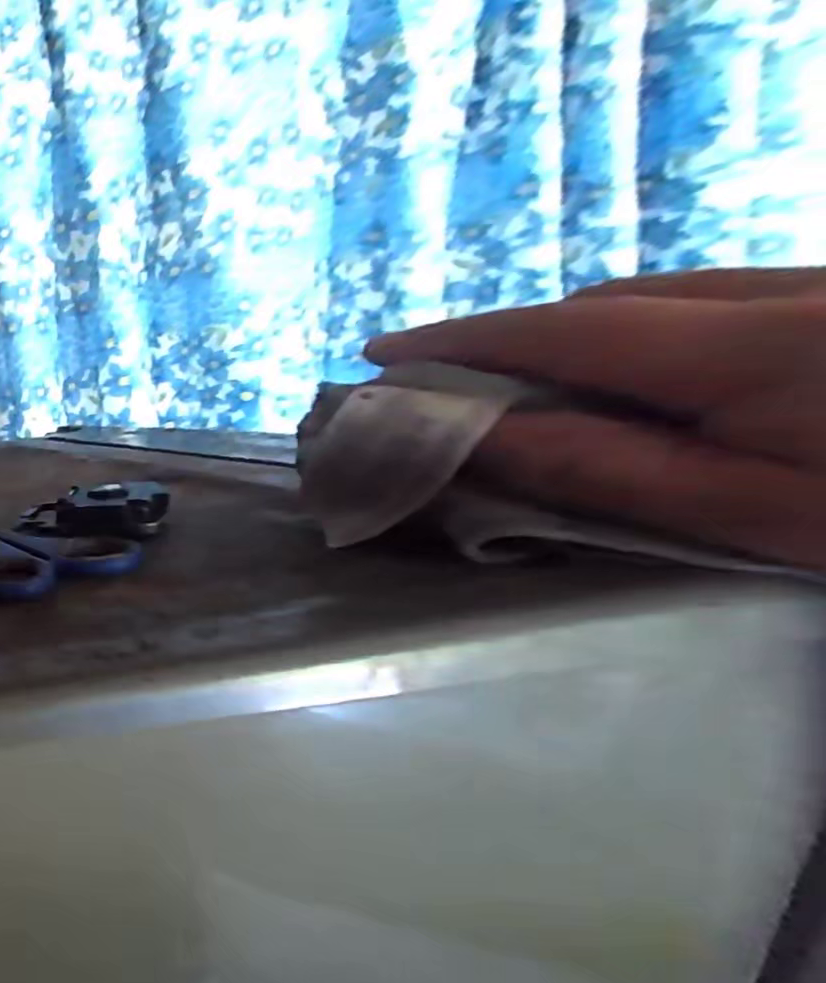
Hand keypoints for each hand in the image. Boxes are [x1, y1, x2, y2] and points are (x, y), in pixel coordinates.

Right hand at [365, 268, 825, 571]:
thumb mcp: (749, 513)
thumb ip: (603, 466)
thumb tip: (471, 432)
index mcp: (757, 344)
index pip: (563, 329)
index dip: (460, 339)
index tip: (378, 354)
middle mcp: (794, 289)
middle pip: (609, 301)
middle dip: (512, 338)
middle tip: (447, 385)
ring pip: (665, 296)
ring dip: (577, 335)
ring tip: (527, 384)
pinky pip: (718, 301)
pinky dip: (643, 332)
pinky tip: (636, 376)